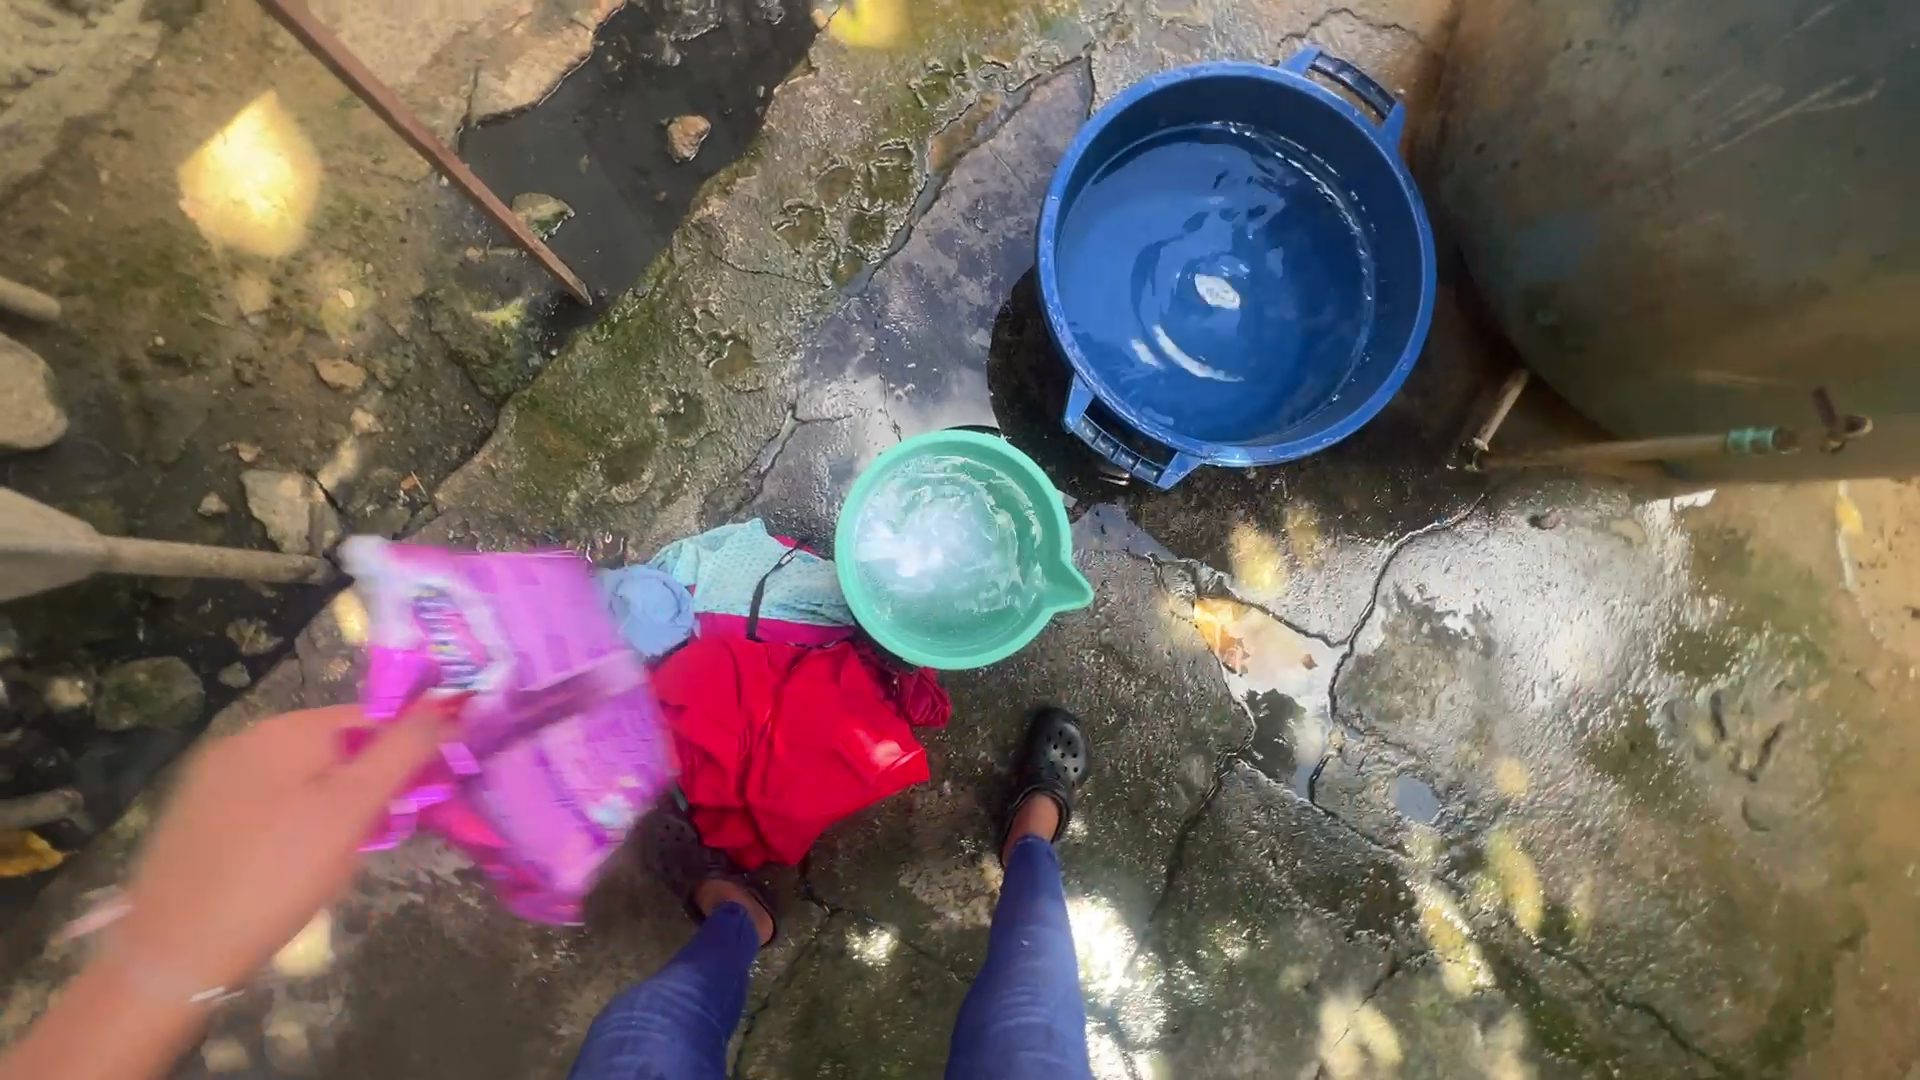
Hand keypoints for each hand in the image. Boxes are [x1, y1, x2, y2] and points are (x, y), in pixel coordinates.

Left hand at [112, 699, 457, 995]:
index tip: (420, 795)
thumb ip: (408, 746)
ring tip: (338, 854)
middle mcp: (247, 740)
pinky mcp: (201, 816)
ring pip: (311, 776)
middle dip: (371, 783)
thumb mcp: (358, 806)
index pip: (375, 718)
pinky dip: (301, 821)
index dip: (408, 751)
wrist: (170, 959)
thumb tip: (450, 703)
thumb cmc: (280, 873)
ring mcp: (216, 779)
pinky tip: (297, 861)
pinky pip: (275, 800)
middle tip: (378, 832)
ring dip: (339, 804)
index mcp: (286, 729)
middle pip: (342, 747)